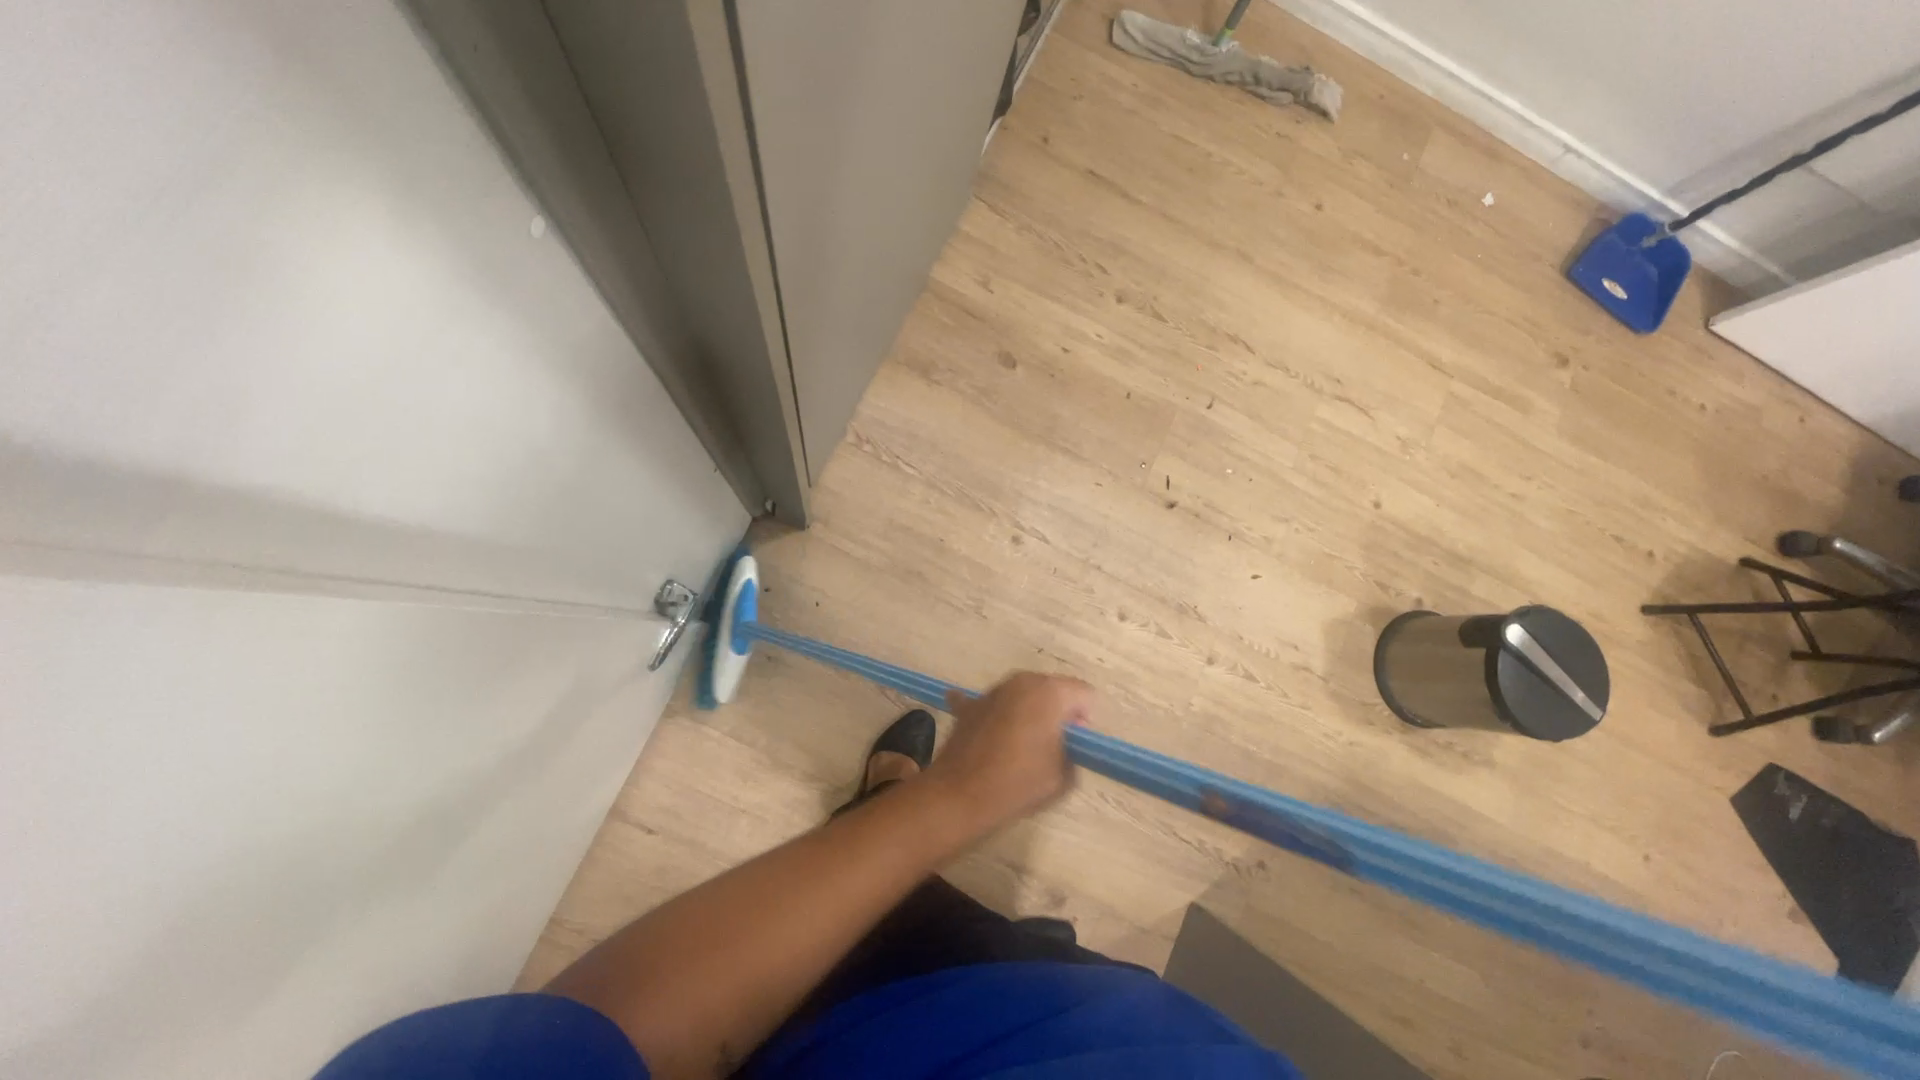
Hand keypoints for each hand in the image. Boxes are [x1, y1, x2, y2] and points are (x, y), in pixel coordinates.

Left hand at [926, 672, 1093, 831]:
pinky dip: (997, 715)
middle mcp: (1022, 681)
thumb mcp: (1063, 775)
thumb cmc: (1018, 783)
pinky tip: (992, 731)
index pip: (1084, 694)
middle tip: (1051, 746)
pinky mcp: (970, 705)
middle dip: (1057, 712)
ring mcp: (993, 690)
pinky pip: (993, 705)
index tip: (1075, 744)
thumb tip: (1065, 743)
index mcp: (1050, 693)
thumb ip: (1074, 751)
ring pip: (1024, 695)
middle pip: (1054, 690)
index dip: (1085, 720)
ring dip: (1028, 712)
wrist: (960, 794)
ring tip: (1021, 745)